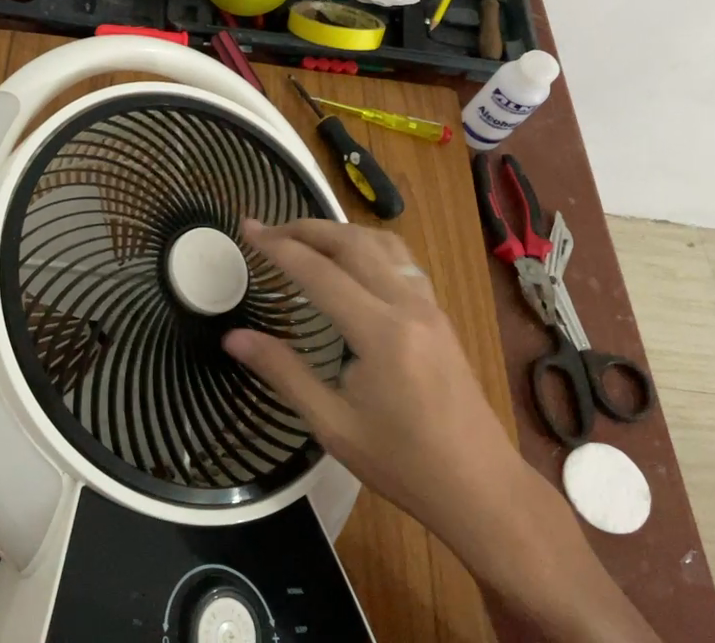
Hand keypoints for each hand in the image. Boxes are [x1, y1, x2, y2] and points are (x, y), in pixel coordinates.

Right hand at [224, 218, 659, 642]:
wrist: (481, 488)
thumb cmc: (403, 463)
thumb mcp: (333, 425)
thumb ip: (283, 372)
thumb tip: (233, 338)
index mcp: (380, 332)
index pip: (319, 272)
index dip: (278, 246)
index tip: (247, 228)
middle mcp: (408, 306)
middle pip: (353, 243)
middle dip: (307, 228)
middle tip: (269, 230)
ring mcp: (430, 308)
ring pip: (383, 245)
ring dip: (340, 232)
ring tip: (305, 239)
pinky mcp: (440, 317)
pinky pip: (403, 262)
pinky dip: (369, 247)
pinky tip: (354, 263)